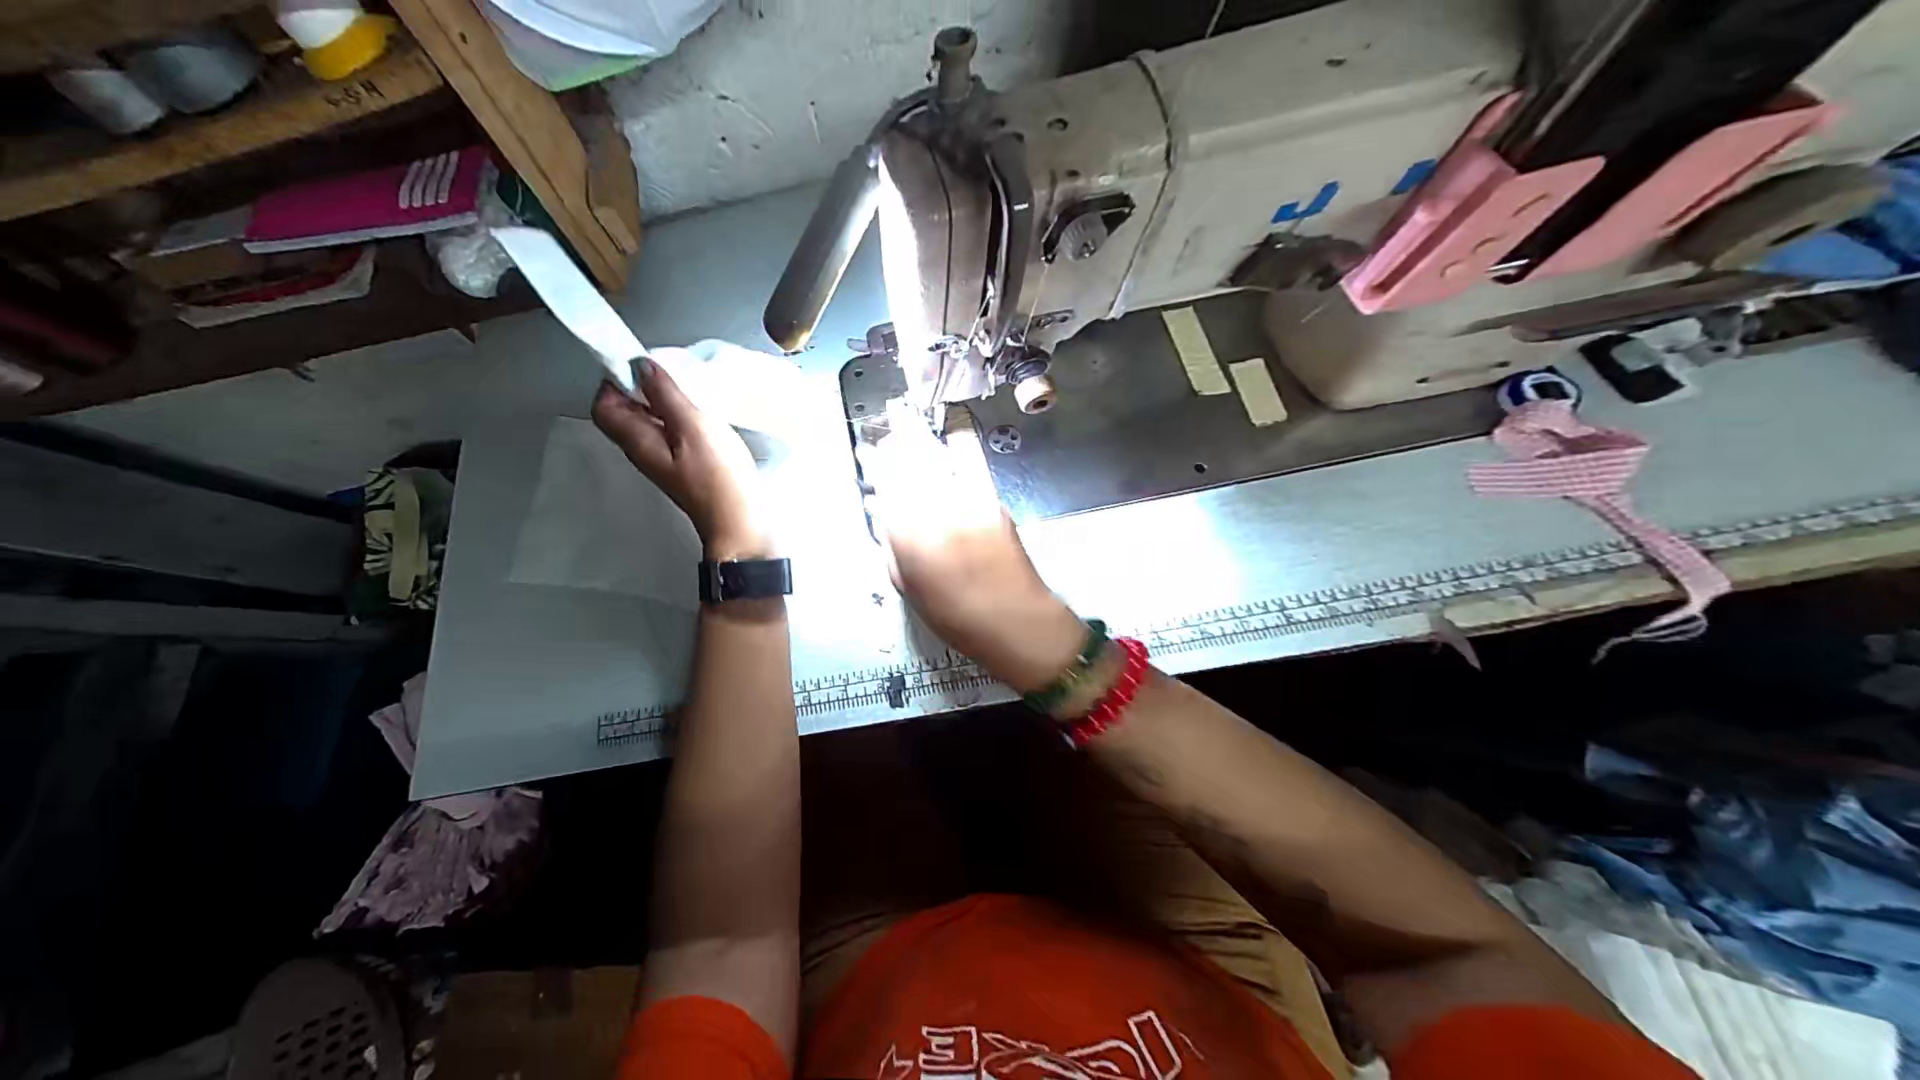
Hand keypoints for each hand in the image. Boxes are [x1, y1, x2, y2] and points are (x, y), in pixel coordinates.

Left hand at [592, 358, 771, 559]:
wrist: (741, 523)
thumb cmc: (718, 477)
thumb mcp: (692, 427)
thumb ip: (665, 394)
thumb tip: (640, 365)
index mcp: (636, 440)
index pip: (604, 403)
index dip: (617, 379)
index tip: (645, 365)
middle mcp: (643, 450)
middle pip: (627, 410)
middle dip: (643, 386)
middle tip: (673, 373)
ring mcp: (665, 459)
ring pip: (651, 421)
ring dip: (666, 401)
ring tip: (693, 389)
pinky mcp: (686, 465)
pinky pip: (672, 433)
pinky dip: (682, 417)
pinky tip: (705, 414)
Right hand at [860, 403, 1085, 691]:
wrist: (1015, 619)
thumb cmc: (955, 616)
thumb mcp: (907, 588)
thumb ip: (891, 547)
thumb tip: (884, 515)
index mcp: (909, 535)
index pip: (886, 486)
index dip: (877, 464)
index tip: (870, 450)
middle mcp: (936, 509)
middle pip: (913, 460)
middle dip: (900, 434)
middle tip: (893, 415)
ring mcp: (967, 499)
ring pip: (941, 455)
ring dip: (926, 435)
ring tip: (915, 419)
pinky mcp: (992, 499)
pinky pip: (971, 463)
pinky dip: (958, 447)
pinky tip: (952, 438)